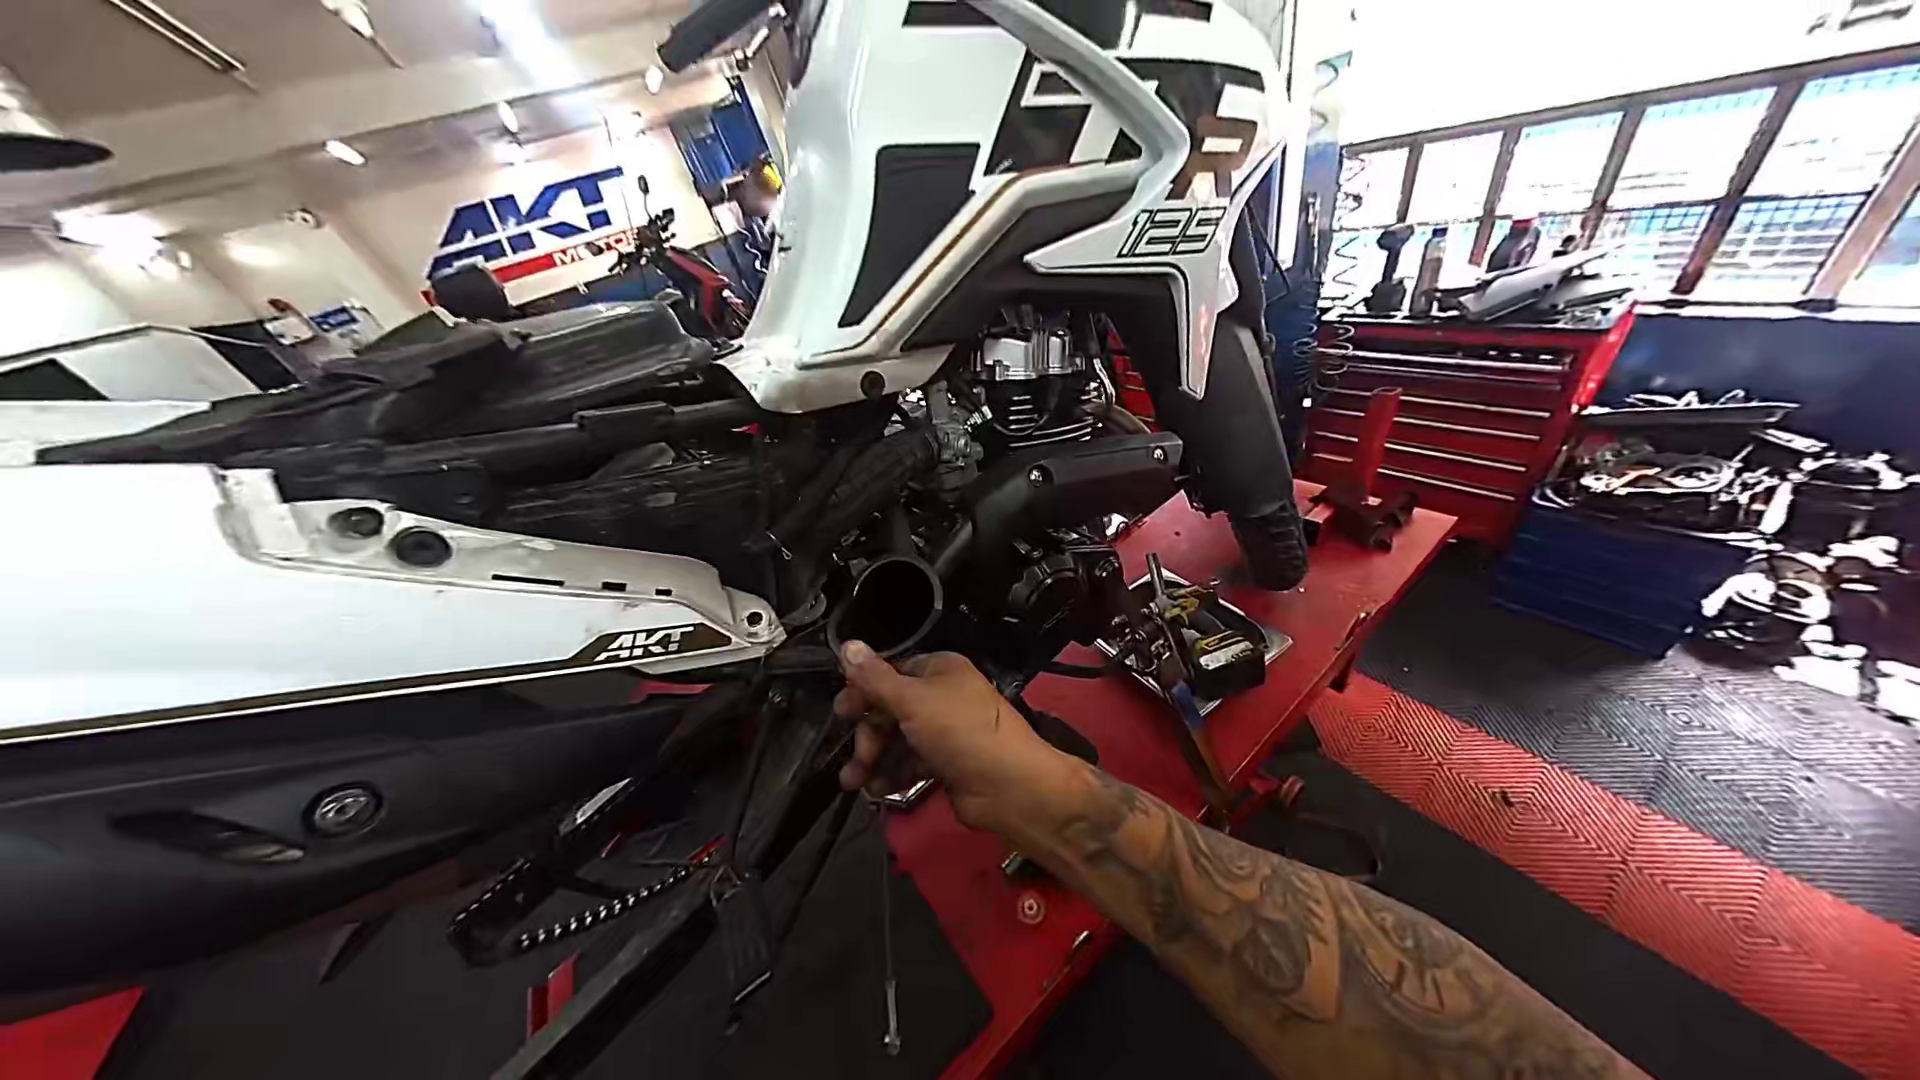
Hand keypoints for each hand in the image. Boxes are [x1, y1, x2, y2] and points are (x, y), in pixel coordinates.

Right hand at [834, 641, 1075, 832]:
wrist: (1010, 786)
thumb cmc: (961, 732)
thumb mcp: (913, 700)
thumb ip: (875, 678)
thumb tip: (846, 644)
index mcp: (939, 670)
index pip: (890, 673)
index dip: (864, 692)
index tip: (841, 712)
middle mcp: (941, 696)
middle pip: (890, 709)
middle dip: (868, 734)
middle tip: (857, 758)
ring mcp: (945, 732)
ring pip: (898, 740)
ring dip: (874, 759)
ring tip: (856, 782)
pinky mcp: (946, 764)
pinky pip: (910, 763)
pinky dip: (892, 774)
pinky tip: (877, 791)